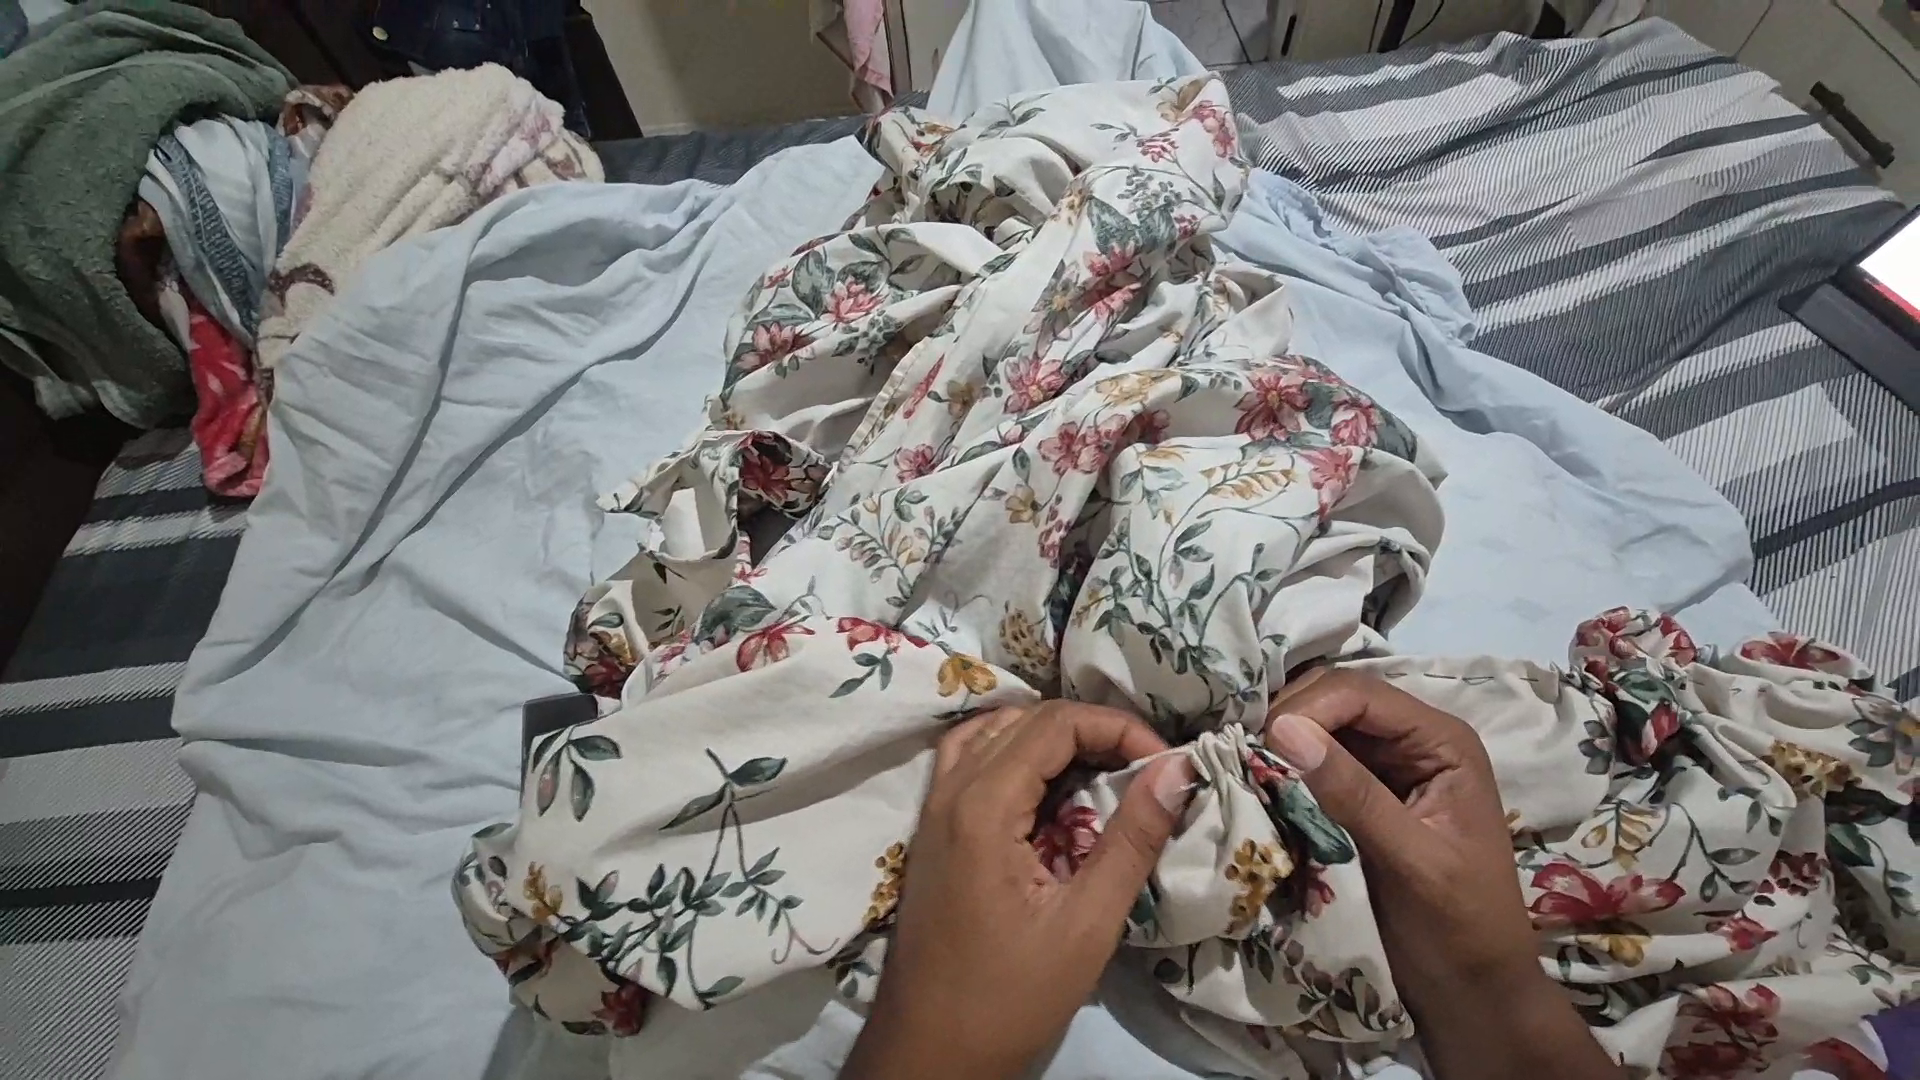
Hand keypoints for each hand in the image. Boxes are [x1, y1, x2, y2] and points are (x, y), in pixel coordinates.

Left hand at [841, 701, 1197, 1079]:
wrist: (927, 1051)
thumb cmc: (1008, 997)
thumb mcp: (1086, 925)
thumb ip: (1132, 839)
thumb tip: (1177, 769)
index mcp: (983, 804)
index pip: (1056, 725)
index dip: (1117, 729)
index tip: (1163, 763)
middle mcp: (951, 787)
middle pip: (1027, 720)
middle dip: (1092, 731)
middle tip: (1143, 768)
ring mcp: (934, 802)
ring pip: (995, 729)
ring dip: (1051, 735)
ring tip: (1101, 767)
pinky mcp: (931, 822)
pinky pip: (969, 753)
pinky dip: (1011, 747)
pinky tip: (1040, 776)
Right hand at [1262, 669, 1622, 1079]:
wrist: (1469, 989)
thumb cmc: (1458, 926)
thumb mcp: (1412, 861)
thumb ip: (1352, 793)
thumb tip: (1283, 728)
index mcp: (1441, 741)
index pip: (1357, 692)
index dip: (1306, 708)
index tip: (1262, 746)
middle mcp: (1412, 736)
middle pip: (1332, 694)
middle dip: (1286, 716)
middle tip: (1247, 755)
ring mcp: (1383, 758)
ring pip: (1315, 717)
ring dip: (1279, 735)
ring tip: (1248, 763)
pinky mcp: (1358, 782)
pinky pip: (1310, 750)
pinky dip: (1281, 757)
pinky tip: (1260, 775)